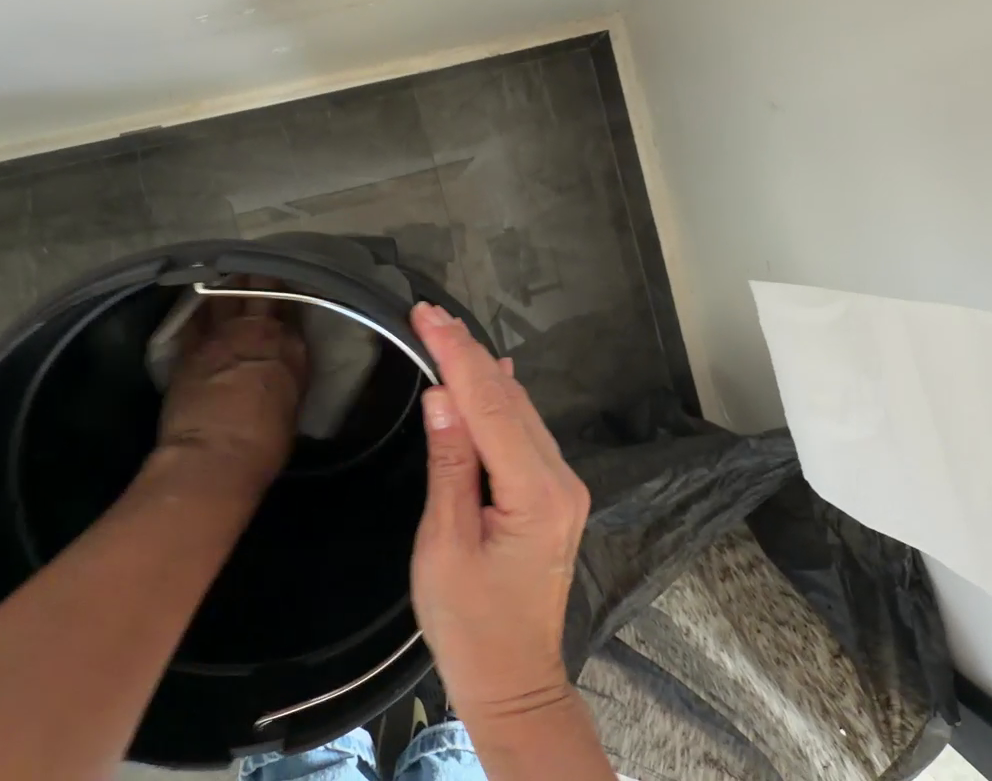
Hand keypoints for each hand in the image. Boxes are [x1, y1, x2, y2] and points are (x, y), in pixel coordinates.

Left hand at [158, 276, 307, 487]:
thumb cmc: (266, 444)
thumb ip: (285, 379)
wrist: (216, 455)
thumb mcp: (291, 407)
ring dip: (227, 283)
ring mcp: (220, 338)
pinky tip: (191, 294)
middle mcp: (259, 334)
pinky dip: (192, 307)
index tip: (287, 280)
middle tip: (258, 262)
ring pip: (225, 297)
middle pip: (261, 293)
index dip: (289, 292)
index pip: (294, 308)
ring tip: (228, 269)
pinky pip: (190, 320)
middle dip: (260, 276)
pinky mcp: (188, 350)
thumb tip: (278, 375)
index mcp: (292, 350)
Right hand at [408, 301, 590, 724]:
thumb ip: (450, 465)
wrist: (514, 679)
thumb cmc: (469, 625)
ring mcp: (564, 486)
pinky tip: (492, 375)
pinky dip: (501, 401)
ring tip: (448, 332)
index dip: (457, 356)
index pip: (491, 407)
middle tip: (431, 313)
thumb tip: (443, 397)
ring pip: (521, 413)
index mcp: (535, 493)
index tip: (427, 316)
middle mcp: (561, 480)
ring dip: (483, 372)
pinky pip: (526, 434)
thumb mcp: (444, 545)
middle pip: (511, 402)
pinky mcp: (555, 495)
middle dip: (469, 353)